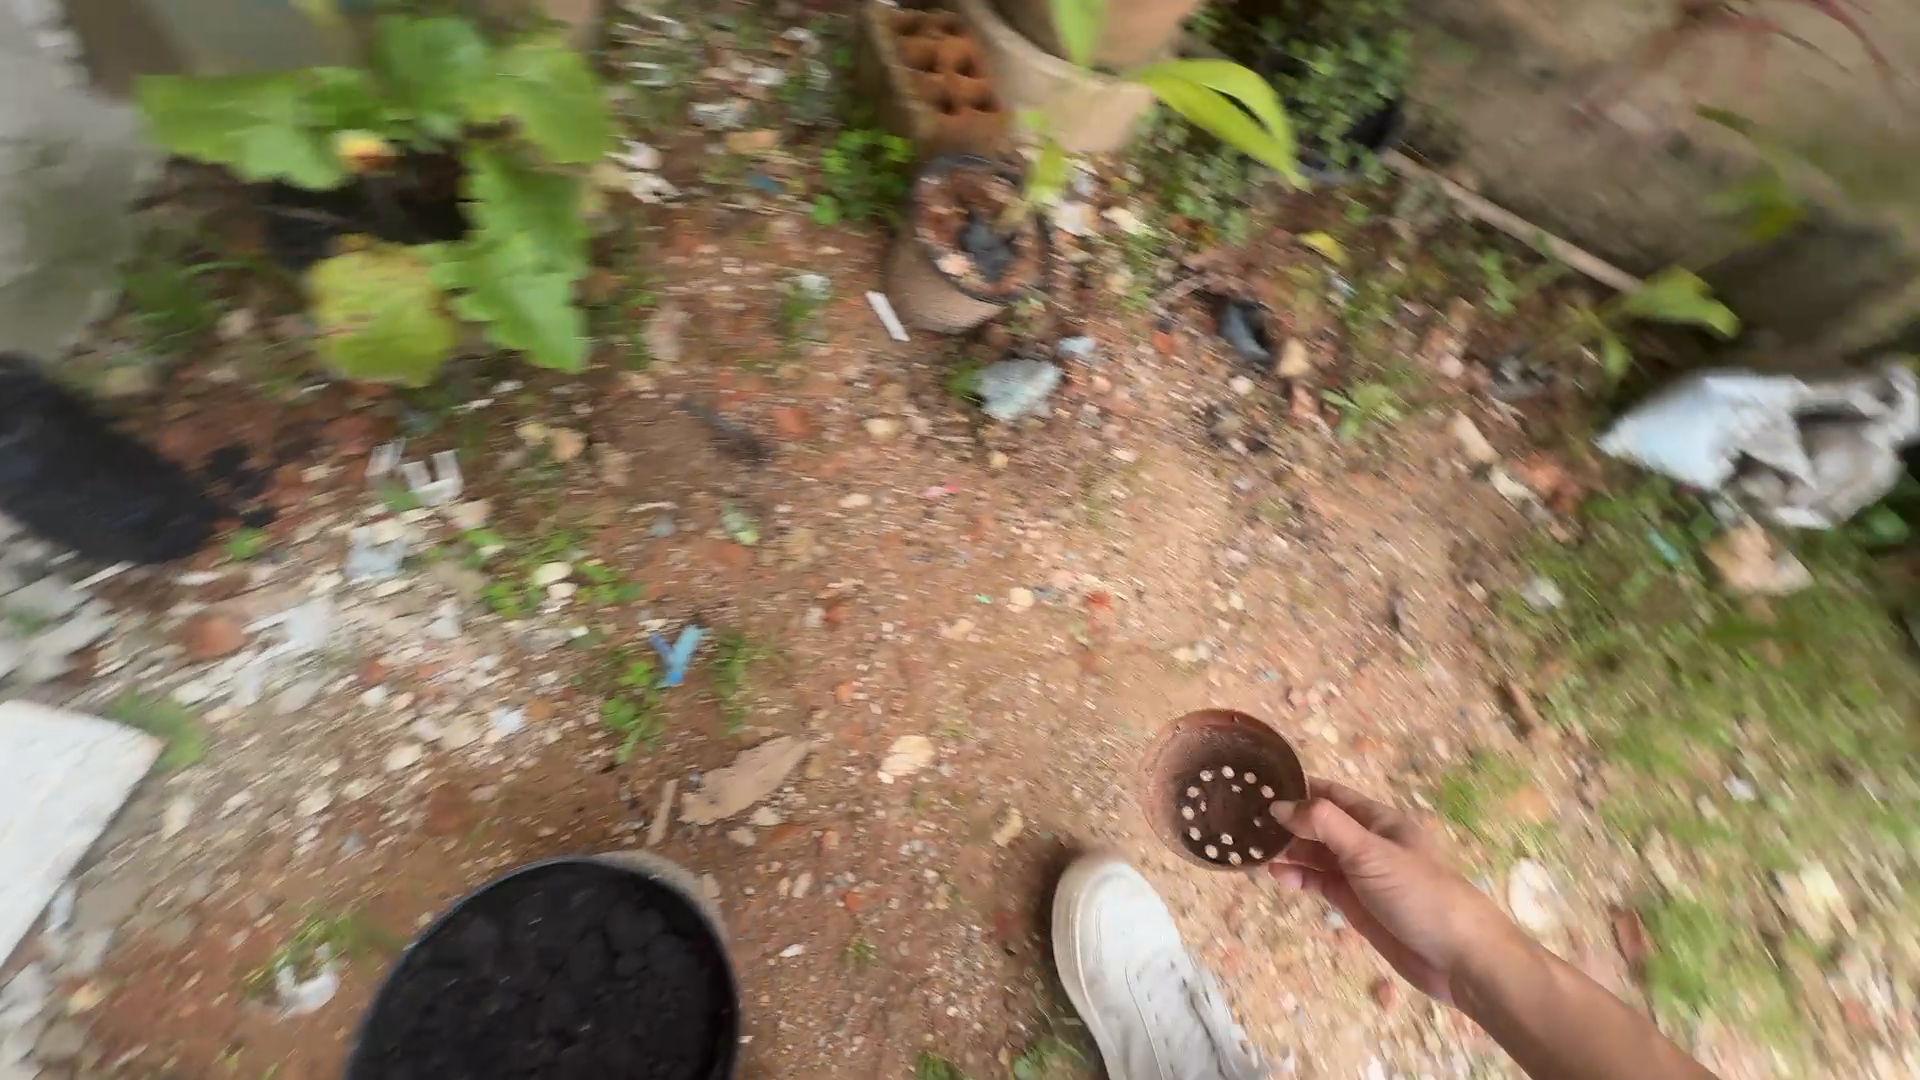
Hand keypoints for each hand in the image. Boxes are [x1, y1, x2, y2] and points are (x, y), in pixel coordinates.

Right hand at [1269, 779, 1517, 1004]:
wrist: (1461, 961)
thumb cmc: (1419, 893)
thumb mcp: (1369, 851)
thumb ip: (1322, 823)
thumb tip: (1277, 806)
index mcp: (1376, 820)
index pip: (1328, 793)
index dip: (1295, 788)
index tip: (1258, 787)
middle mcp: (1364, 842)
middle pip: (1315, 824)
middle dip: (1284, 823)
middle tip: (1246, 824)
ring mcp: (1358, 873)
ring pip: (1313, 854)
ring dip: (1287, 852)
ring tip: (1257, 854)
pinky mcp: (1353, 902)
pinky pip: (1317, 882)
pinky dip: (1297, 878)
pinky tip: (1280, 879)